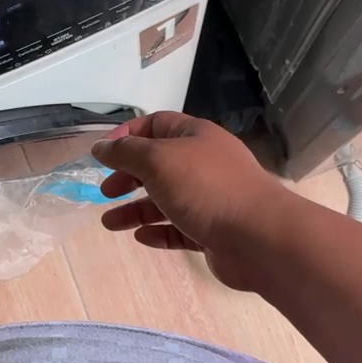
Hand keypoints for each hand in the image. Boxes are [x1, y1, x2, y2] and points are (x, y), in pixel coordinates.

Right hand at [92, 112, 299, 291]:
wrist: (259, 237)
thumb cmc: (206, 188)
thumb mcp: (158, 159)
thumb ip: (125, 152)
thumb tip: (102, 146)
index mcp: (194, 136)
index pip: (156, 124)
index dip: (126, 135)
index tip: (102, 155)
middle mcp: (203, 164)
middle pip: (158, 165)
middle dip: (128, 176)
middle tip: (105, 191)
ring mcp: (210, 199)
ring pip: (165, 201)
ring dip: (135, 210)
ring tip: (110, 223)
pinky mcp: (212, 232)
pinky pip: (179, 229)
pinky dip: (158, 231)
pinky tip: (141, 237)